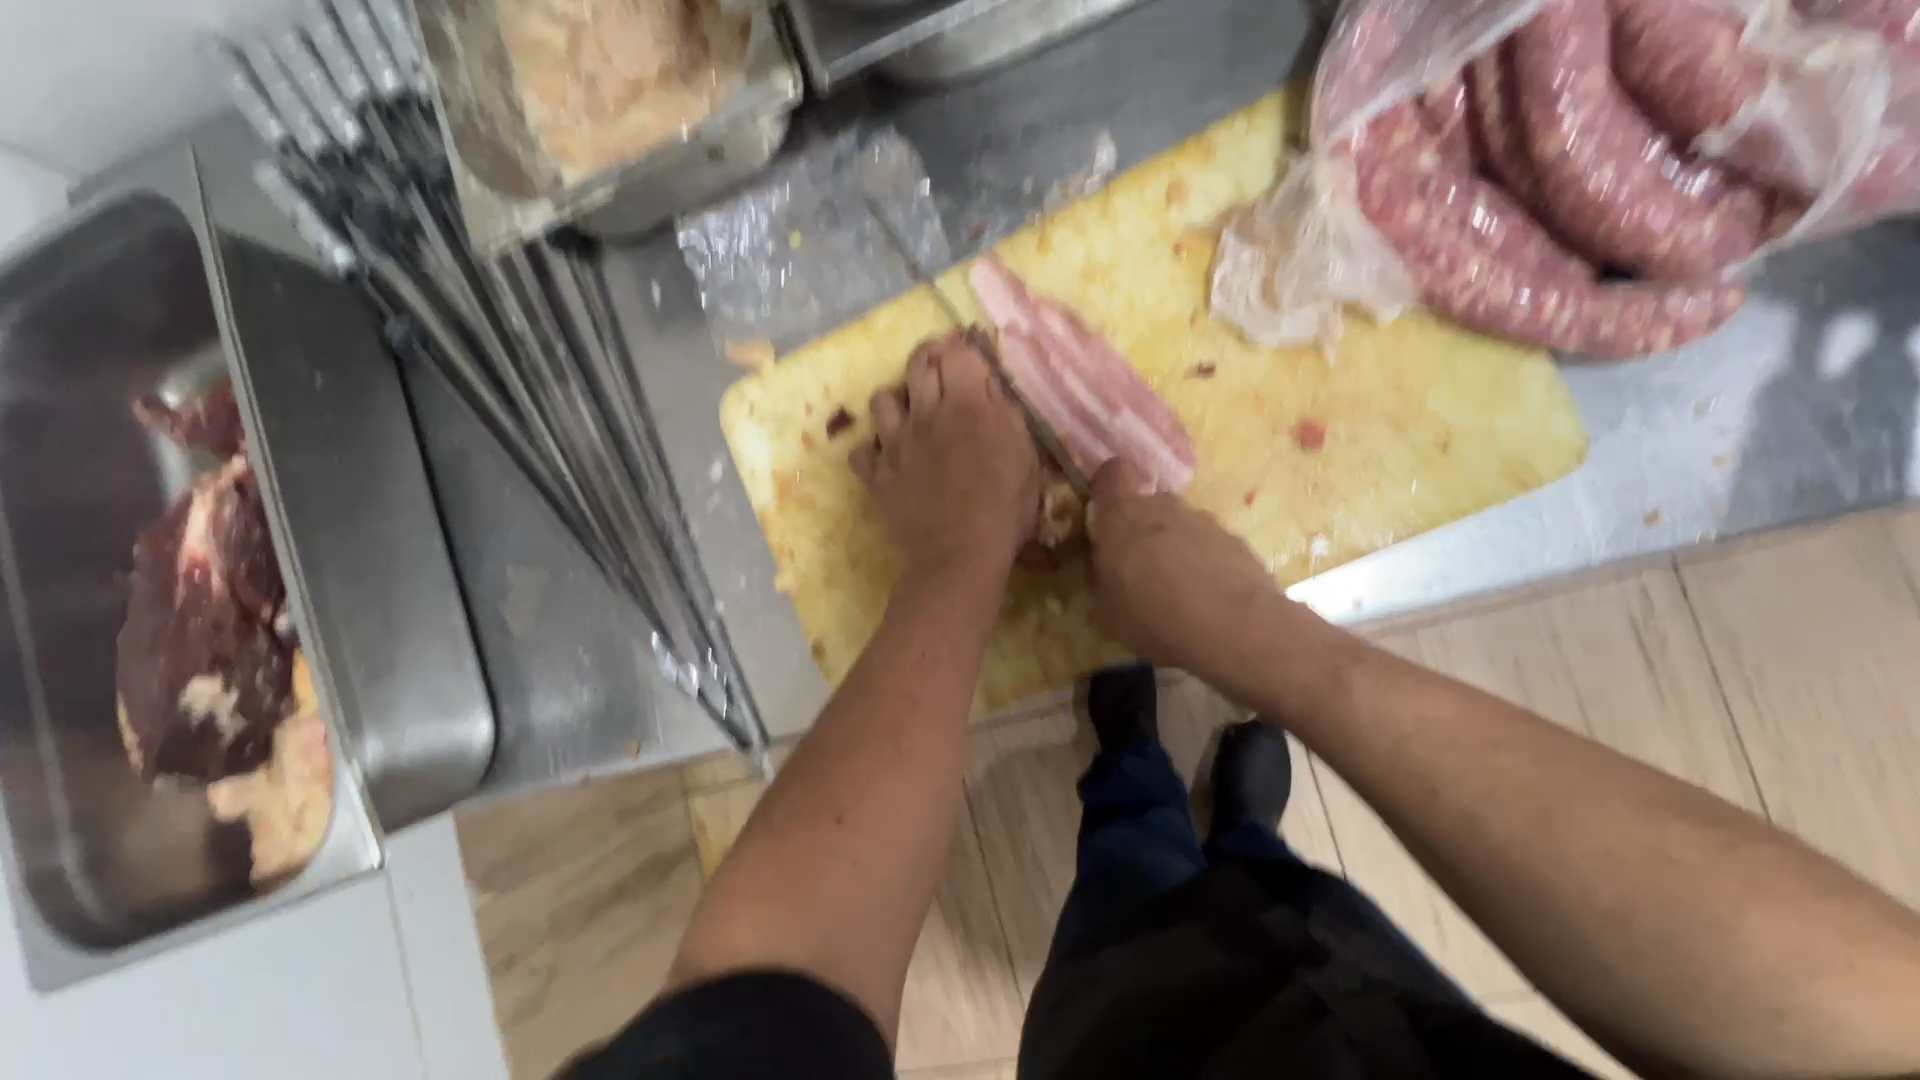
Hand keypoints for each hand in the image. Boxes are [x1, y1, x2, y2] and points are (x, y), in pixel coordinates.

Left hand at [851, 331, 1040, 579]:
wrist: (959, 555)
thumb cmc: (1003, 512)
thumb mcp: (1025, 461)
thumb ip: (1008, 419)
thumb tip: (993, 392)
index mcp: (968, 407)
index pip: (957, 354)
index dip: (961, 351)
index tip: (967, 361)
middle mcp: (927, 415)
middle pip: (917, 364)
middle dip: (929, 359)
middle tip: (939, 372)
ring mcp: (896, 443)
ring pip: (881, 399)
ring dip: (896, 402)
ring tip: (909, 416)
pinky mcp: (876, 474)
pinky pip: (861, 450)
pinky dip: (872, 451)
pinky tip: (887, 459)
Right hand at [1085, 459, 1287, 676]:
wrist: (1232, 629)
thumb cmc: (1152, 616)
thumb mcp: (1105, 608)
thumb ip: (1101, 577)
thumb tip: (1104, 566)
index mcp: (1124, 515)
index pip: (1112, 473)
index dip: (1108, 488)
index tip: (1104, 513)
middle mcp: (1165, 507)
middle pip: (1149, 505)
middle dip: (1143, 530)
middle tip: (1140, 569)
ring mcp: (1206, 522)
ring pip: (1182, 527)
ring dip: (1177, 550)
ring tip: (1179, 593)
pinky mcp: (1237, 542)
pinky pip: (1211, 547)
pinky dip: (1207, 566)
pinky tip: (1208, 601)